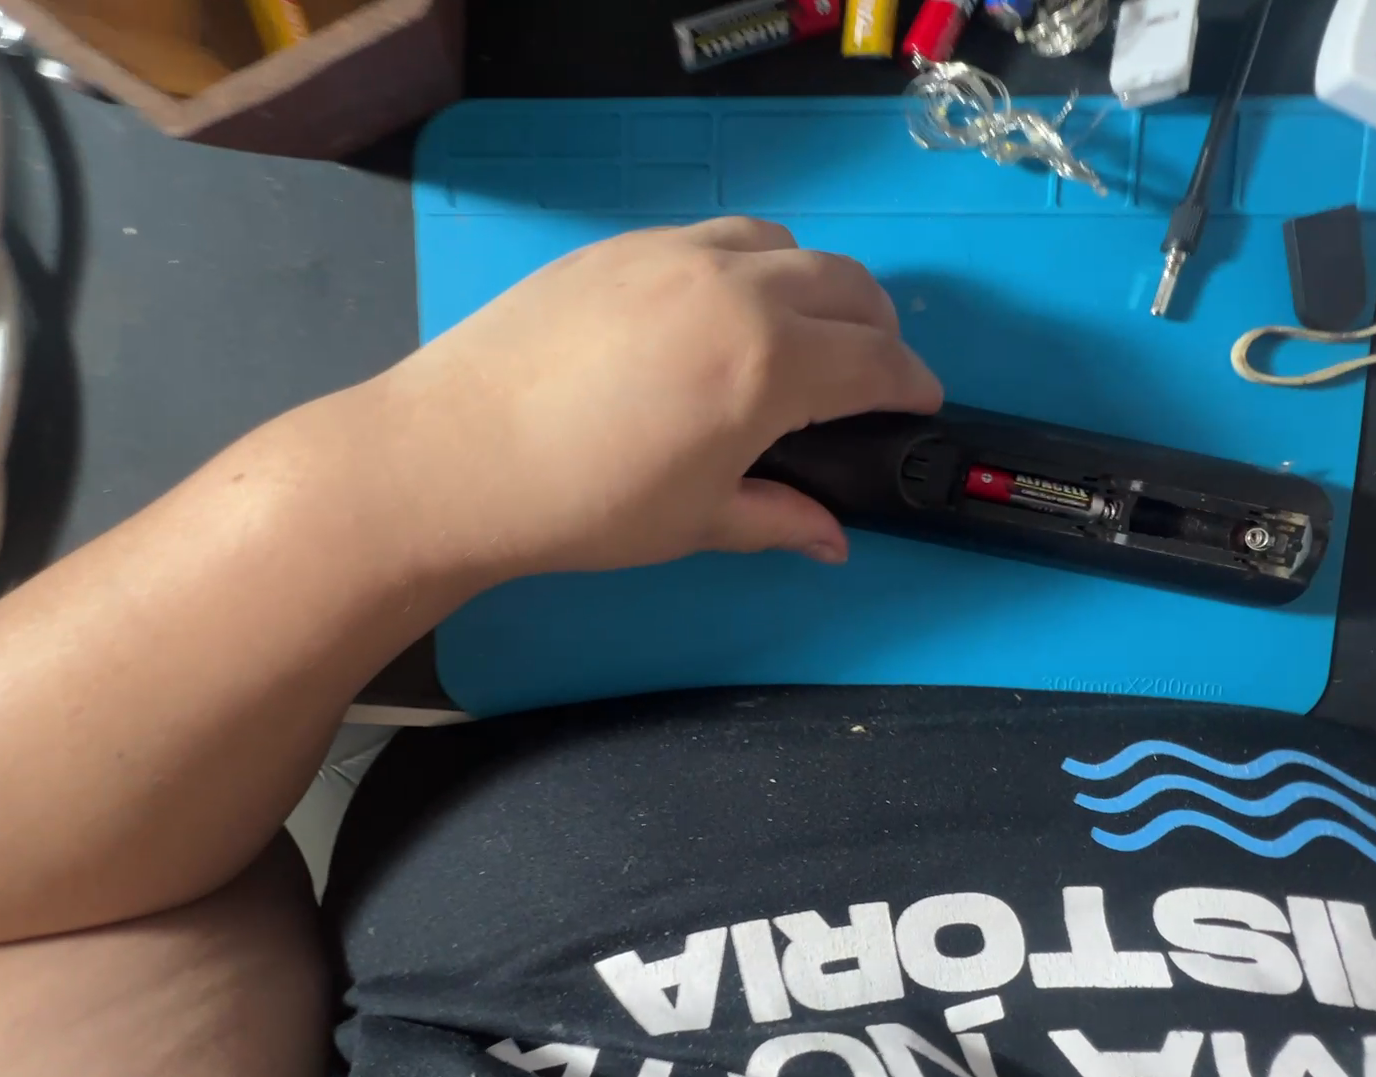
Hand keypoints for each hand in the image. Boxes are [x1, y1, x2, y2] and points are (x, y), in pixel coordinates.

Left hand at [355, 218, 941, 577]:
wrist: (454, 457)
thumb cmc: (584, 506)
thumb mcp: (696, 522)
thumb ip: (779, 520)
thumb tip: (835, 540)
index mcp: (766, 364)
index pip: (875, 361)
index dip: (912, 385)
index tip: (921, 402)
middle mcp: (734, 288)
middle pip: (847, 287)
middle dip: (877, 331)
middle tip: (868, 374)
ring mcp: (673, 254)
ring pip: (784, 247)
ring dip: (816, 288)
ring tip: (798, 335)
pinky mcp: (622, 244)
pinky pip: (717, 237)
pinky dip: (751, 267)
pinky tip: (718, 312)